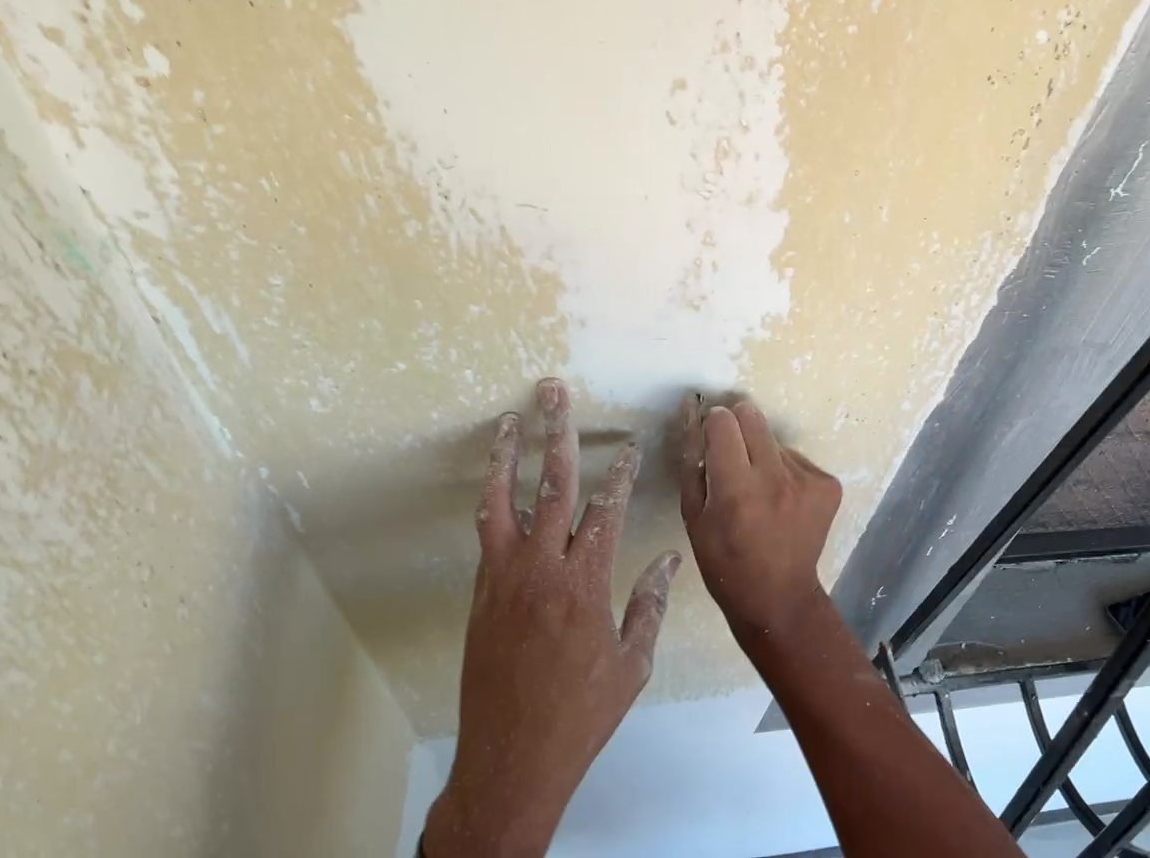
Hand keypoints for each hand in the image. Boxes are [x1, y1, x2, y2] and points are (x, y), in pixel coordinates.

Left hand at [426, 379, 679, 856]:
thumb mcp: (631, 664)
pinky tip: (497, 485)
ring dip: (506, 456)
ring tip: (509, 420)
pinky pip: (487, 535)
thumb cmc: (580, 713)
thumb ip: (647, 605)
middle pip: (551, 487)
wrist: (511, 757)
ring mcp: (504, 579)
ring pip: (504, 503)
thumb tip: (668, 561)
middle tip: (552, 393)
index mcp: (585, 583)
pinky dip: (493, 501)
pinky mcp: (482, 594)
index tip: (628, 445)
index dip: (619, 473)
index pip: (605, 510)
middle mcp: (541, 569)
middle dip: (555, 434)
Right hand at [677, 394, 841, 651]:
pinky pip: (797, 460)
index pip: (723, 422)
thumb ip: (692, 463)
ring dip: (762, 454)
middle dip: (737, 426)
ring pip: (775, 441)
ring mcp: (807, 481)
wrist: (778, 596)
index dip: (713, 424)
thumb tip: (694, 417)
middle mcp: (775, 480)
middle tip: (733, 453)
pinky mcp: (829, 486)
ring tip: (759, 490)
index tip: (711, 437)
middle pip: (752, 417)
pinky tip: (781, 501)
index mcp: (735, 491)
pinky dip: (785, 472)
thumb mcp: (693, 517)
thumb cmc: (725, 561)